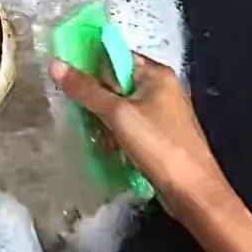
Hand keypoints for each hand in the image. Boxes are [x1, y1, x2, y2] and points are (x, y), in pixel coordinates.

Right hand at [49, 53, 234, 223]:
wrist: (195, 195)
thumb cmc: (158, 146)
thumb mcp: (118, 115)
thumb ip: (86, 90)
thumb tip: (55, 64)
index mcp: (157, 73)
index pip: (117, 56)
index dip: (93, 64)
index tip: (69, 78)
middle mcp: (163, 87)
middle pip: (119, 82)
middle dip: (98, 97)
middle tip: (79, 111)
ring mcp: (164, 113)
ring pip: (124, 106)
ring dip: (106, 119)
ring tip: (94, 134)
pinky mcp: (163, 136)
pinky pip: (133, 125)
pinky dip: (119, 133)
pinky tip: (109, 148)